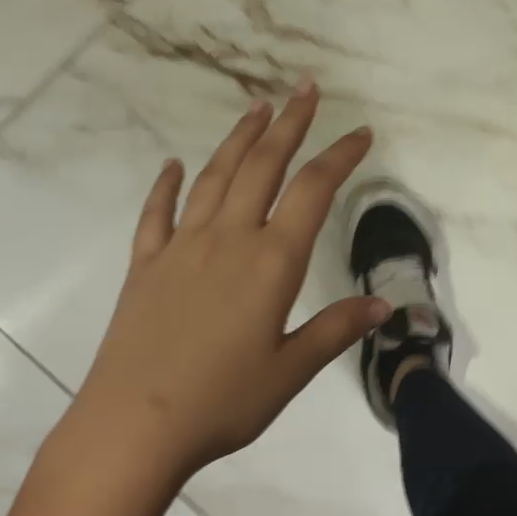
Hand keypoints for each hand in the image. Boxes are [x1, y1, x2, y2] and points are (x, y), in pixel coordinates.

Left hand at [65, 79, 385, 480]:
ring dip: (238, 138)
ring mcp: (182, 247)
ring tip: (256, 108)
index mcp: (271, 261)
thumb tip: (384, 305)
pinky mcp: (146, 265)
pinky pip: (157, 214)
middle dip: (289, 123)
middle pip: (264, 165)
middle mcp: (229, 238)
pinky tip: (172, 165)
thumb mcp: (290, 371)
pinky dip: (165, 185)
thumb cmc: (222, 402)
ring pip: (215, 177)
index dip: (340, 155)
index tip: (360, 132)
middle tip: (305, 89)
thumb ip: (336, 330)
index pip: (313, 191)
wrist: (132, 426)